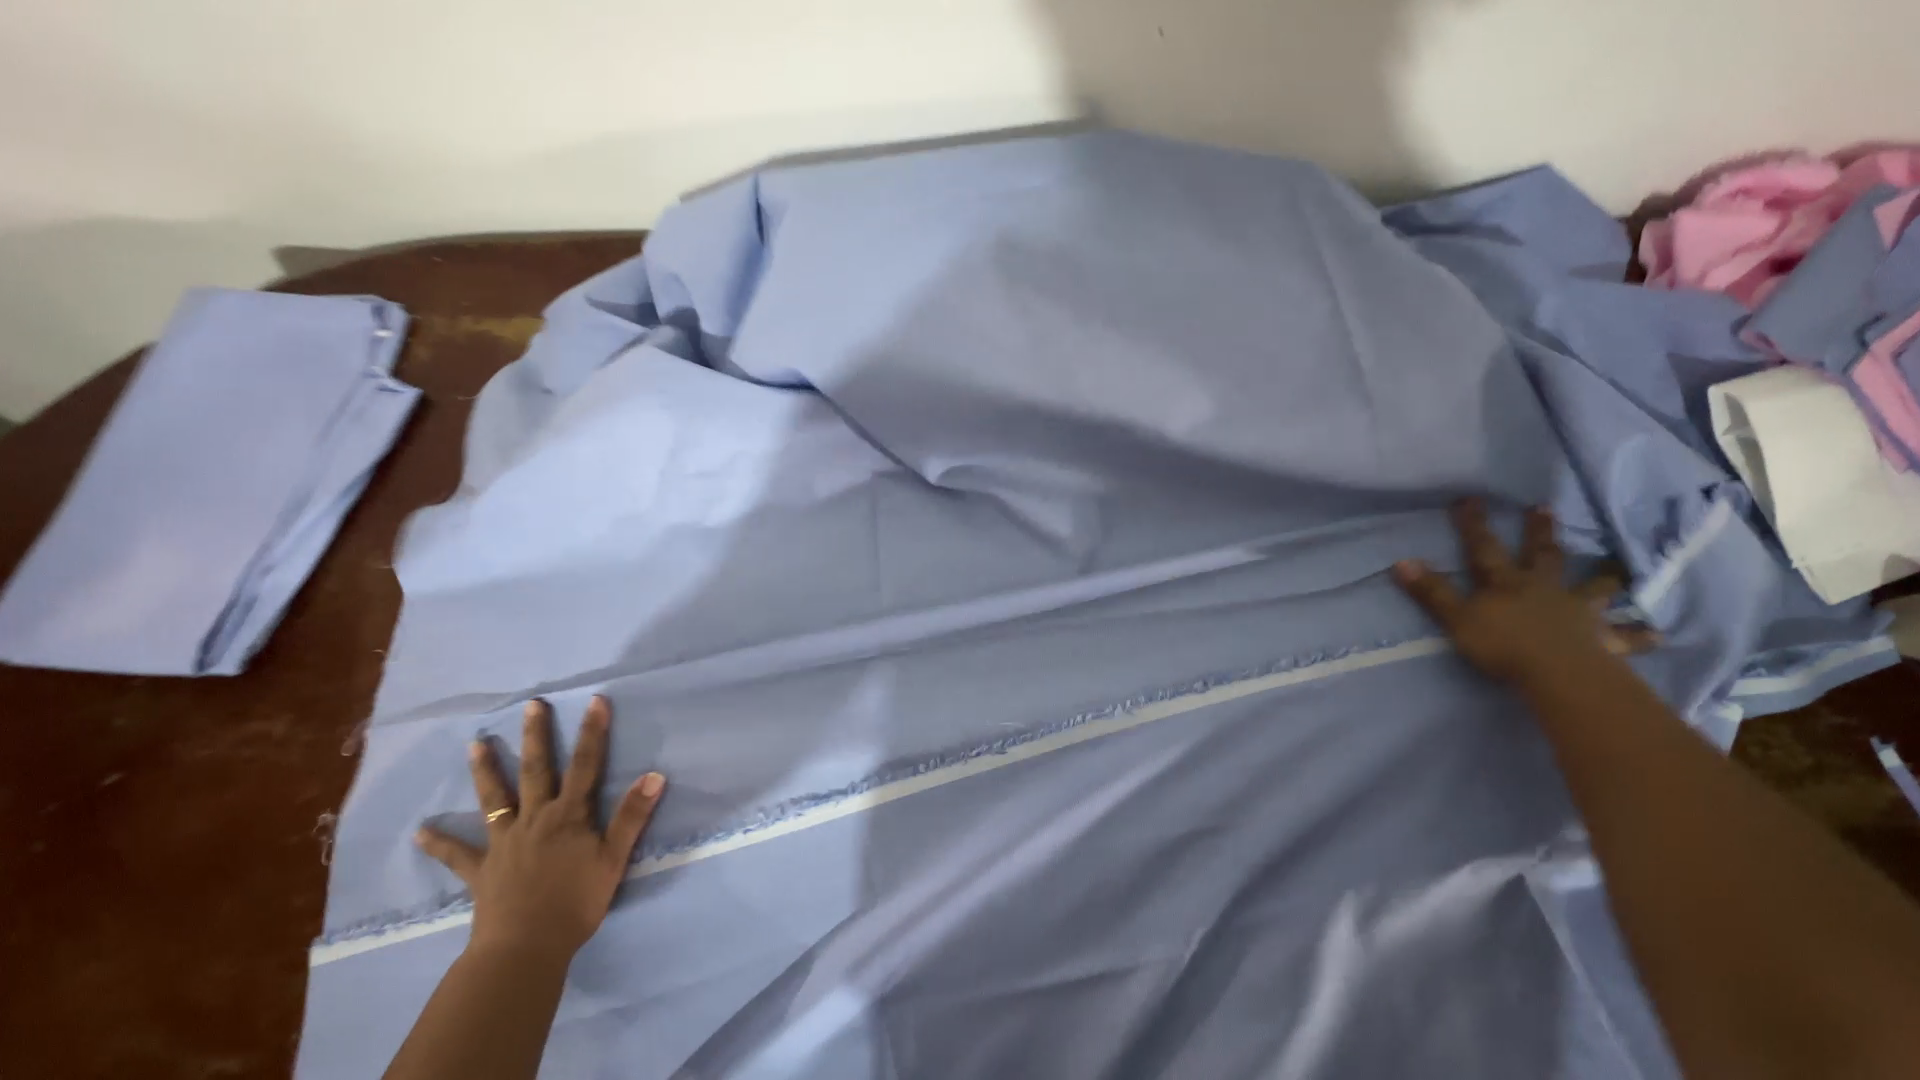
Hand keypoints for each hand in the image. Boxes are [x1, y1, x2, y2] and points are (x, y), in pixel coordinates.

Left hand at [416, 696, 665, 960]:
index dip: (593, 733)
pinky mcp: (481, 870)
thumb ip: (631, 817)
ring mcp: (504, 842)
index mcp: (568, 816)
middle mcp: (535, 819)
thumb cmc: (576, 903)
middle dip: (536, 736)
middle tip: (531, 705)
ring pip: (494, 800)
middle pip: (536, 771)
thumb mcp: (613, 860)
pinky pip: (457, 855)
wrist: (526, 947)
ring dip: (485, 771)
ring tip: (474, 744)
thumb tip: (654, 776)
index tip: (596, 701)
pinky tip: (420, 834)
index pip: (586, 765)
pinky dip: (439, 844)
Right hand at [1391, 499, 1657, 683]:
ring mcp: (1578, 612)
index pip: (1484, 548)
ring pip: (1593, 590)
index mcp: (1506, 583)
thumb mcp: (1457, 619)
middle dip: (1539, 533)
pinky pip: (1625, 638)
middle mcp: (1544, 589)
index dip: (1475, 525)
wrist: (1556, 672)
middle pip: (1542, 556)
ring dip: (1603, 579)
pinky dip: (1639, 635)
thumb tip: (1401, 561)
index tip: (1469, 499)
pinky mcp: (1602, 640)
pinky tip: (1656, 634)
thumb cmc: (1502, 646)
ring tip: (1615, 568)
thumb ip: (1432, 592)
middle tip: (1544, 508)